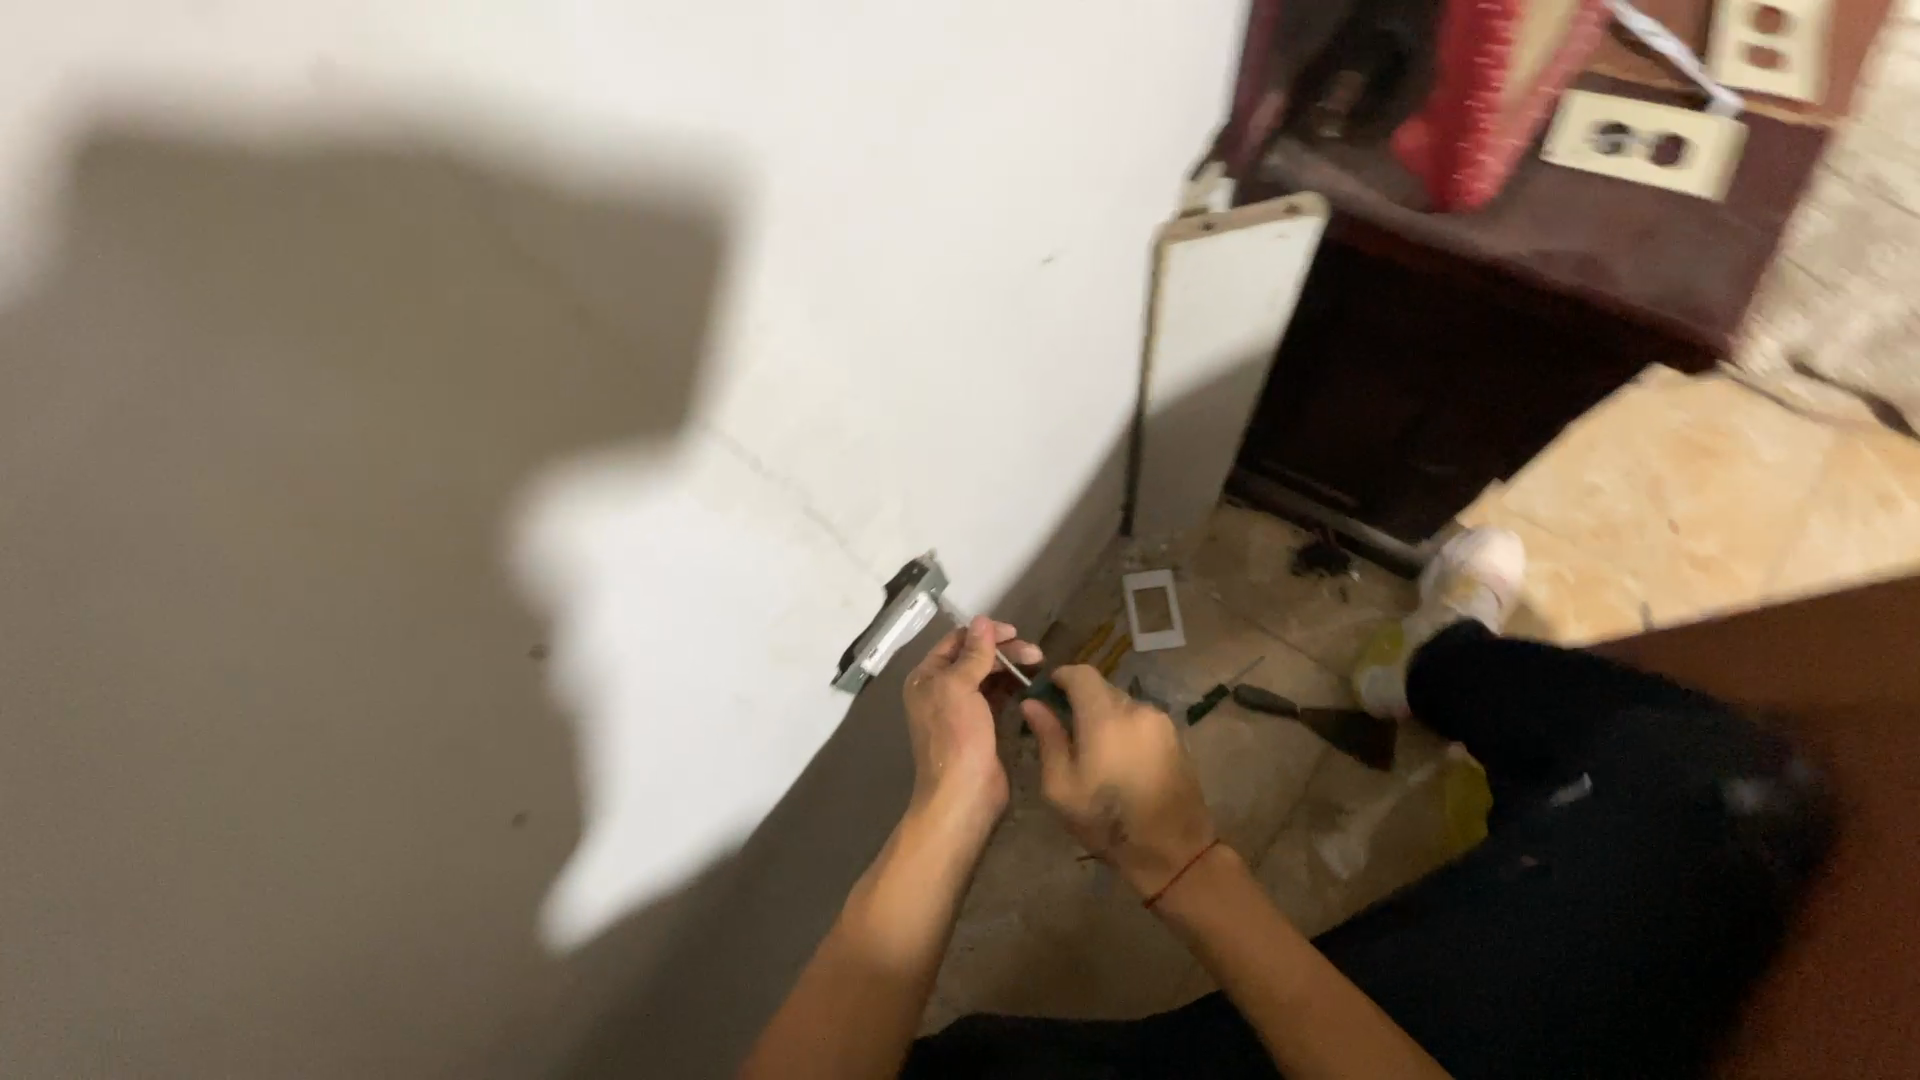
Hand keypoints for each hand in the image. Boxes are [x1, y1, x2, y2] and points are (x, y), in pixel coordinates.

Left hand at [903, 616, 1040, 832]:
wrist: (963, 793)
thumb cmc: (956, 736)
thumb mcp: (959, 687)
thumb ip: (973, 654)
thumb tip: (982, 620)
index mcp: (927, 677)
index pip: (956, 641)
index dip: (984, 633)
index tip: (1014, 633)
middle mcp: (941, 689)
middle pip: (974, 658)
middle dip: (1003, 651)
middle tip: (1035, 653)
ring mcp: (962, 708)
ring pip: (988, 676)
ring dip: (1011, 667)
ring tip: (1038, 663)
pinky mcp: (982, 725)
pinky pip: (998, 696)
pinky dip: (1013, 686)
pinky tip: (1031, 683)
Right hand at [1022, 665, 1216, 897]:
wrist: (1173, 852)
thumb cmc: (1107, 822)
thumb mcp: (1061, 787)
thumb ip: (1048, 738)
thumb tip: (1032, 704)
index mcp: (1106, 717)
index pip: (1081, 673)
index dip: (1061, 678)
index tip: (1047, 694)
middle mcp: (1137, 709)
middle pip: (1102, 688)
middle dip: (1081, 700)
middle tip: (1066, 728)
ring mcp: (1161, 722)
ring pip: (1123, 704)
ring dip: (1105, 716)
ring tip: (1094, 750)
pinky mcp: (1177, 737)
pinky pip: (1142, 720)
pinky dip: (1126, 729)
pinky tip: (1121, 760)